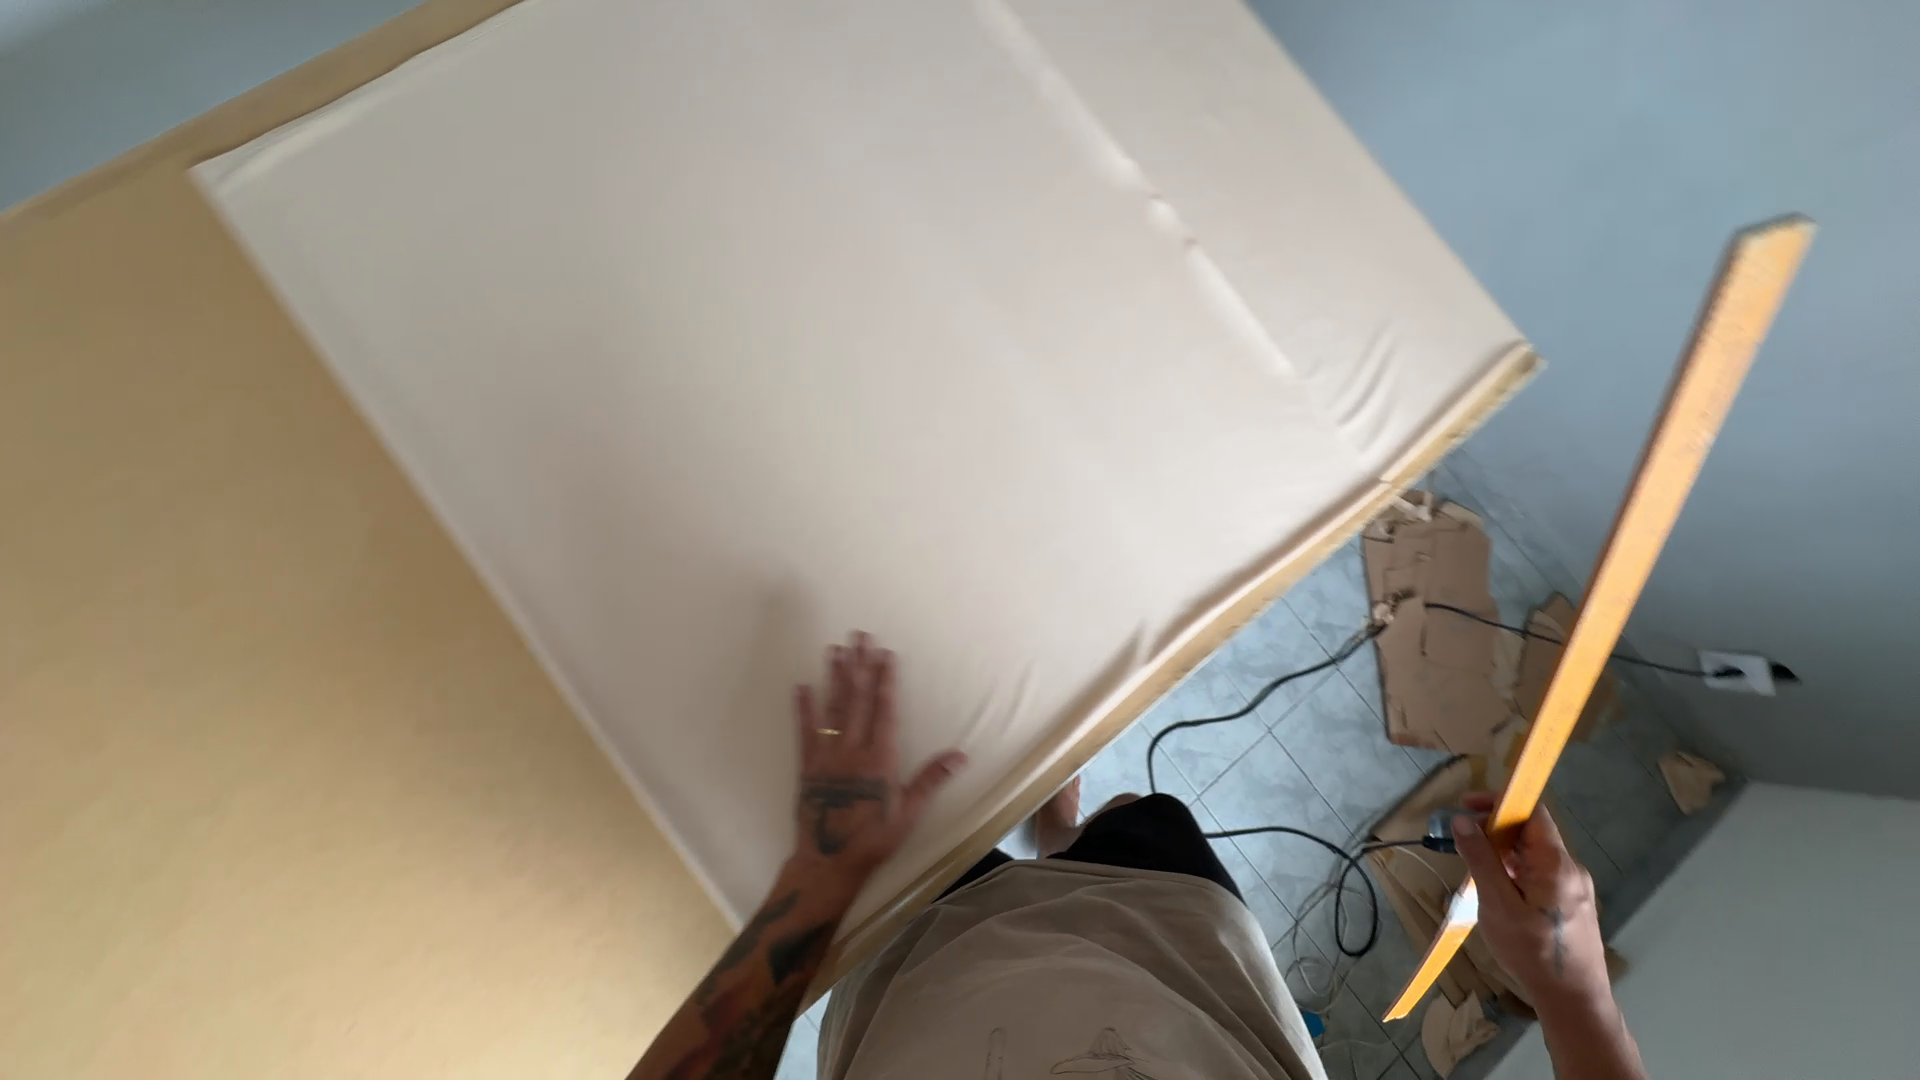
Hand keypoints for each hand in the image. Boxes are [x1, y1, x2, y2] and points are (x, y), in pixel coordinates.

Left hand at [790, 632, 966, 895]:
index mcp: (879, 758)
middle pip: (857, 700)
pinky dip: (803, 709)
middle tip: (859, 636)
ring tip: (835, 649)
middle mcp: (852, 750)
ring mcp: (827, 756)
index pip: (883, 709)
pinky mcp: (807, 767)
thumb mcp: (909, 812)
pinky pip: (805, 732)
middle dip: (860, 666)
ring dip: (835, 678)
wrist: (829, 862)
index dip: (885, 680)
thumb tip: (960, 755)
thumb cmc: (874, 839)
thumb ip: (931, 779)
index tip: (885, 654)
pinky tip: (801, 686)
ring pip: (832, 709)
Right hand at [1453, 793, 1609, 1008]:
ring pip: (1533, 855)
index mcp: (1556, 864)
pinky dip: (1513, 870)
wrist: (1574, 1001)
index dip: (1499, 802)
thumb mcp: (1496, 903)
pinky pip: (1539, 873)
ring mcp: (1574, 889)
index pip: (1532, 813)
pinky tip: (1496, 891)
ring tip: (1475, 871)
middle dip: (1494, 830)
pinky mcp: (1571, 905)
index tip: (1466, 806)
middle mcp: (1570, 870)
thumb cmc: (1532, 950)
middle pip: (1531, 833)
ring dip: (1501, 852)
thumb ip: (1480, 859)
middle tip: (1463, 843)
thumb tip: (1461, 820)